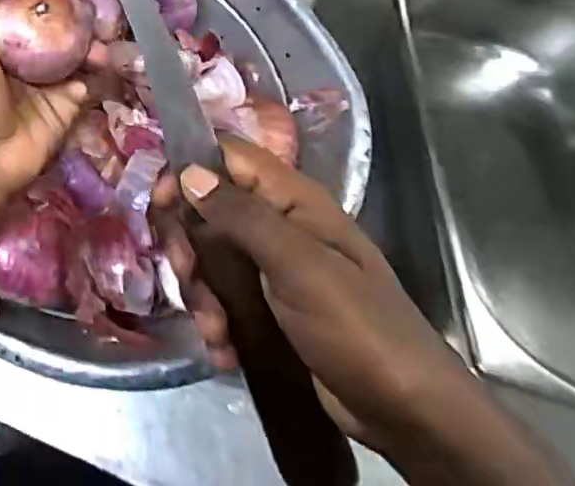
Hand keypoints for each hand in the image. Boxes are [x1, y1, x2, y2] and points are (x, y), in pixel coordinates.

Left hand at [0, 0, 87, 194]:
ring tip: (98, 40)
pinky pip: (92, 74)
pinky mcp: (70, 96)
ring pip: (79, 43)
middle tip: (87, 7)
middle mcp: (24, 46)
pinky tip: (101, 62)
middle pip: (56, 17)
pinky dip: (100, 67)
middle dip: (74, 10)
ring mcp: (49, 71)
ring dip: (92, 38)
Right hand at [154, 136, 463, 444]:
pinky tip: (222, 345)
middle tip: (186, 273)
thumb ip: (242, 216)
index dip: (186, 168)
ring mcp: (268, 263)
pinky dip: (213, 317)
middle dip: (185, 242)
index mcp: (291, 200)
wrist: (412, 419)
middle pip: (203, 206)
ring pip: (204, 253)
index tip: (161, 202)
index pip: (225, 155)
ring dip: (198, 289)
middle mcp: (276, 223)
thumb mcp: (300, 268)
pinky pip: (218, 291)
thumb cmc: (362, 331)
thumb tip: (188, 172)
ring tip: (215, 328)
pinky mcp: (263, 301)